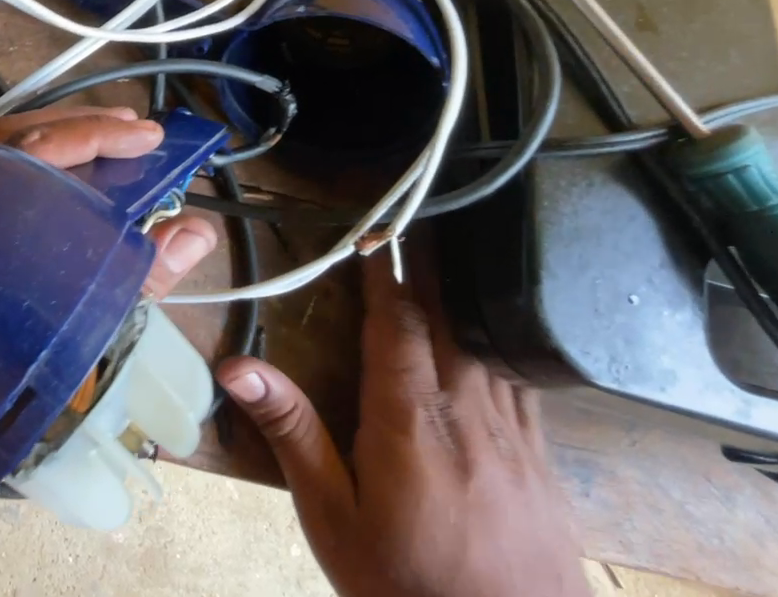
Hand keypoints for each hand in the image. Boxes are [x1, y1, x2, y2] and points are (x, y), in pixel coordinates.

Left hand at [0, 105, 225, 595]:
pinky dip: (28, 166)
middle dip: (81, 126)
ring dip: (56, 140)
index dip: (99, 134)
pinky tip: (55, 179)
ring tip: (106, 141)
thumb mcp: (79, 326)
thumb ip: (139, 276)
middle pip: (19, 136)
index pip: (44, 148)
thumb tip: (195, 230)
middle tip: (136, 130)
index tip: (149, 136)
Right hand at [214, 254, 586, 596]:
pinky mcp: (542, 461)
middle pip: (448, 320)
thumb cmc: (404, 587)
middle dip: (427, 265)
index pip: (397, 323)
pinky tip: (487, 334)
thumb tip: (235, 365)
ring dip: (462, 295)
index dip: (386, 270)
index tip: (375, 227)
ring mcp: (516, 437)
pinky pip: (517, 379)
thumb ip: (290, 432)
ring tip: (446, 255)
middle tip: (410, 217)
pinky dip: (494, 340)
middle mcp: (469, 415)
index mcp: (411, 422)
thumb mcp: (331, 516)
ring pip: (487, 343)